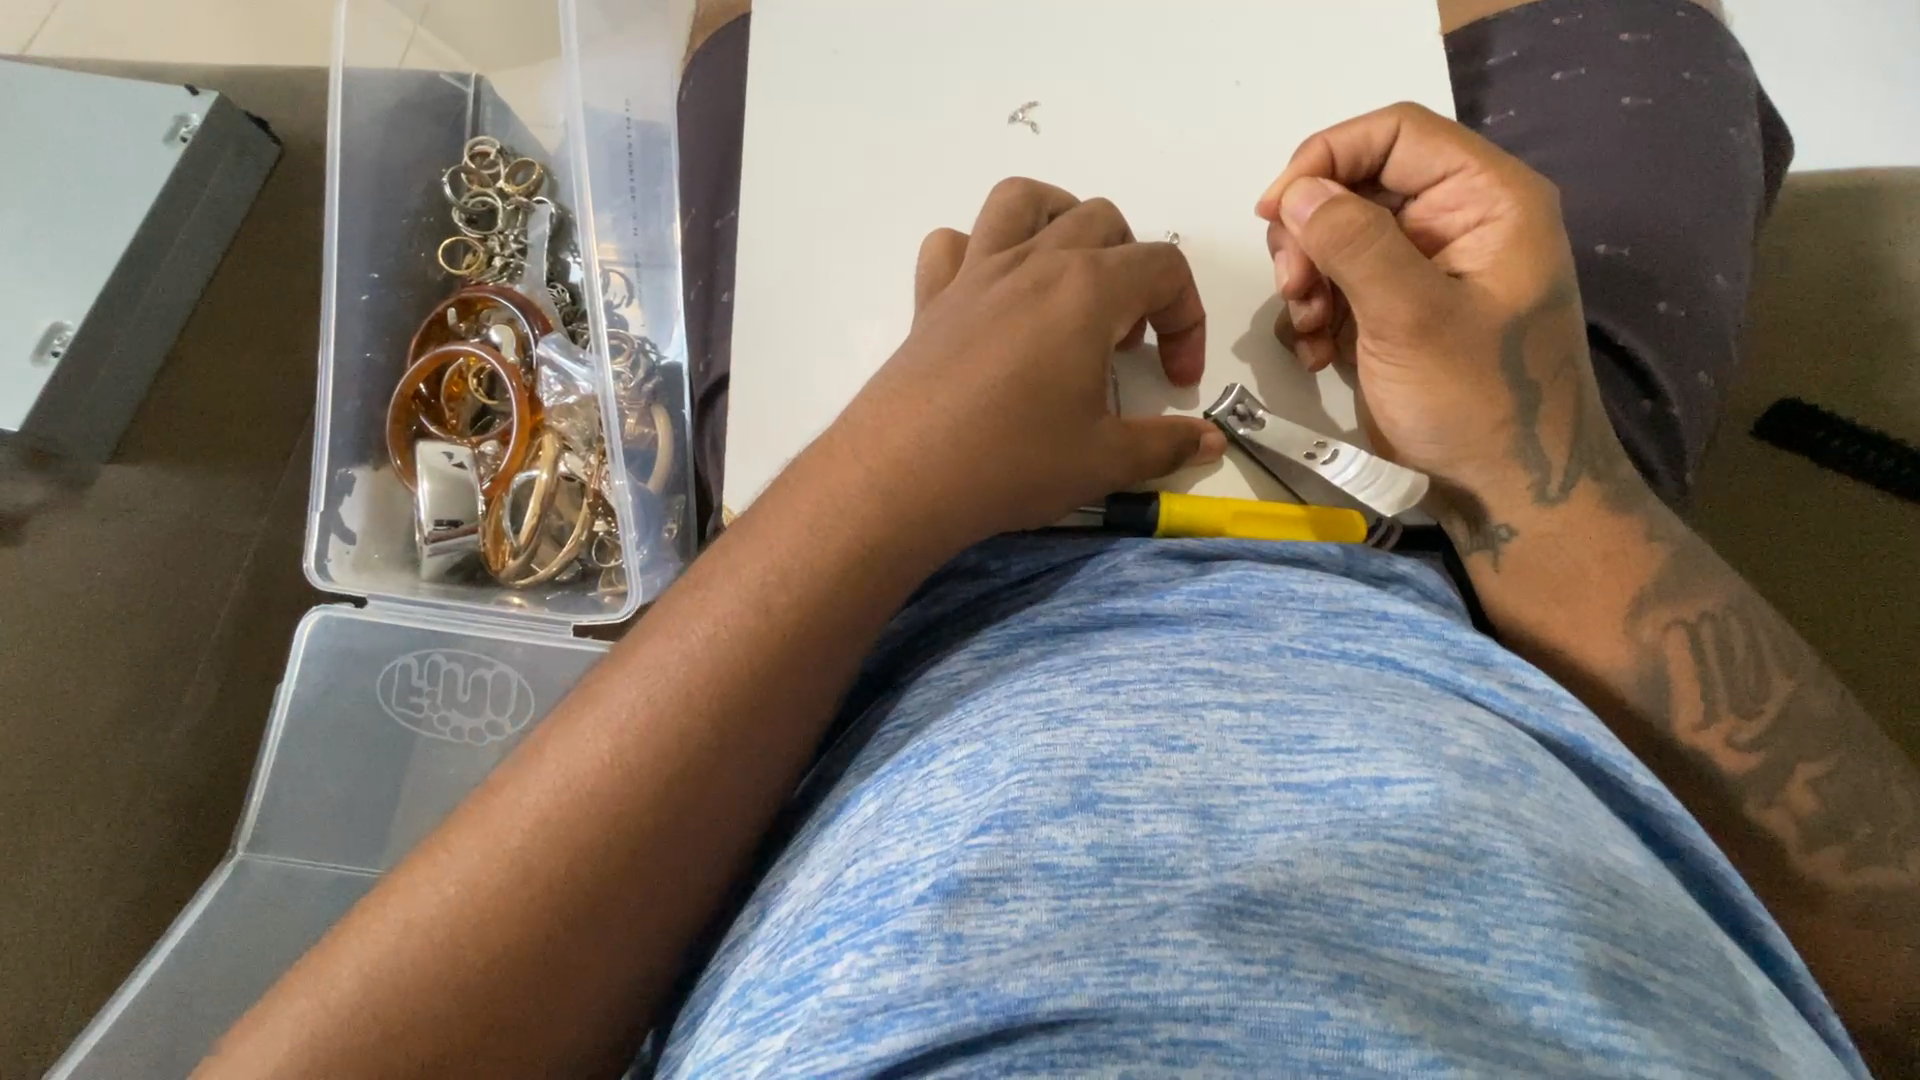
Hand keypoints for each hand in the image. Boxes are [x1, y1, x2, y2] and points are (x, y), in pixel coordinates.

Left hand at [816, 177, 1225, 544]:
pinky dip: (977, 254)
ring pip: (1023, 202)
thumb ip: (1165, 444)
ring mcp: (975, 274)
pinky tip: (989, 299)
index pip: (1164, 268)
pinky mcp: (930, 300)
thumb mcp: (1104, 462)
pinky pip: (953, 245)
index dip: (1188, 318)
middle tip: (1125, 340)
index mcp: (1088, 290)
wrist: (905, 477)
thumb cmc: (1014, 462)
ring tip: (1068, 280)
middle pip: (1103, 222)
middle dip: (1132, 272)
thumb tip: (1209, 442)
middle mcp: (1033, 263)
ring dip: (1058, 225)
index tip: (1176, 379)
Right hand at [1254, 104, 1646, 544]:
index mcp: (1484, 201)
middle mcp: (1452, 225)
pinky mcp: (1392, 316)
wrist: (1499, 489)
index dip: (1325, 158)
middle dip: (1310, 237)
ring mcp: (1419, 274)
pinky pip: (1334, 290)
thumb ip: (1354, 244)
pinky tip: (1317, 355)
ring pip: (1335, 242)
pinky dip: (1313, 317)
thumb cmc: (1475, 401)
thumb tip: (1296, 192)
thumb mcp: (1411, 317)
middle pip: (1355, 188)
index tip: (1272, 211)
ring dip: (1305, 283)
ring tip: (1311, 332)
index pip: (1394, 135)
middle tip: (1295, 289)